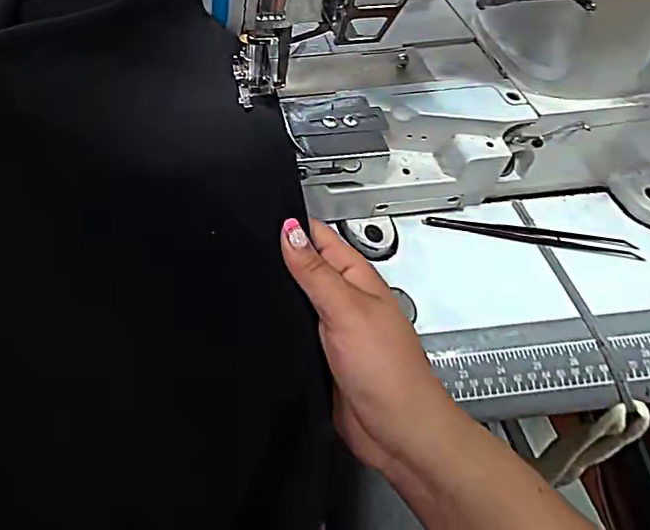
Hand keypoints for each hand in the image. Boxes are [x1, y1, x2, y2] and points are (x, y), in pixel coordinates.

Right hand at [279, 218, 473, 475]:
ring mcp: (332, 326)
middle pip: (305, 263)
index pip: (317, 235)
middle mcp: (343, 297)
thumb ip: (314, 271)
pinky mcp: (320, 355)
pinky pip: (294, 330)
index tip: (264, 214)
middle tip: (251, 243)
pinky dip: (280, 324)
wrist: (398, 435)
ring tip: (254, 276)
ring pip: (296, 297)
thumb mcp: (346, 310)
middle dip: (280, 254)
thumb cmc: (390, 374)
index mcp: (354, 276)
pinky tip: (266, 321)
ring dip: (279, 290)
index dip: (292, 223)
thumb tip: (289, 231)